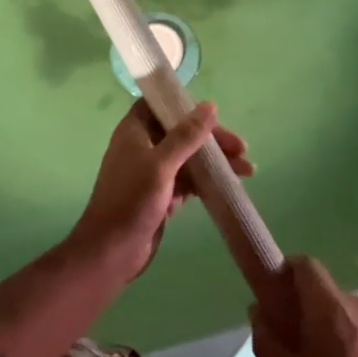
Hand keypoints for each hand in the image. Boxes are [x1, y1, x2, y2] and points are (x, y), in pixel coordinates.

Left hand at [69, 100, 252, 281]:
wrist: (111, 251)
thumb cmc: (131, 200)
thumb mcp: (161, 165)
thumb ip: (185, 136)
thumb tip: (210, 106)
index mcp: (135, 131)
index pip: (161, 105)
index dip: (185, 106)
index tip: (213, 113)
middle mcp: (143, 146)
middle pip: (181, 132)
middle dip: (211, 139)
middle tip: (241, 149)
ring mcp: (152, 172)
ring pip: (188, 158)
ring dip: (214, 162)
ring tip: (246, 170)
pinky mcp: (161, 195)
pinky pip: (188, 181)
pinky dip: (207, 182)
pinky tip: (229, 185)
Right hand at [249, 256, 357, 356]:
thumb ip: (267, 341)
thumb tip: (257, 310)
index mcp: (330, 308)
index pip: (306, 264)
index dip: (285, 271)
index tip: (272, 294)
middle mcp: (357, 306)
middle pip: (322, 287)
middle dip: (301, 302)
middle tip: (287, 333)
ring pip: (339, 308)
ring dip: (321, 321)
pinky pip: (356, 325)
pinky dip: (341, 335)